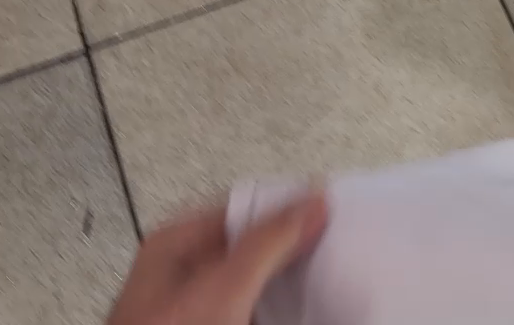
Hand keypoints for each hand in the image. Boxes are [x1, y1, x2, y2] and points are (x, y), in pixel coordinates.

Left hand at [107, 193, 327, 324]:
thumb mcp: (223, 290)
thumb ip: (271, 240)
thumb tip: (313, 201)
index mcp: (176, 243)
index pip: (247, 205)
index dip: (290, 208)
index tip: (331, 214)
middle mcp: (183, 272)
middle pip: (253, 245)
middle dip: (293, 249)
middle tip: (336, 249)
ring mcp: (195, 311)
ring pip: (255, 284)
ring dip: (289, 287)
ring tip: (329, 281)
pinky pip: (251, 311)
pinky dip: (277, 313)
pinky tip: (306, 313)